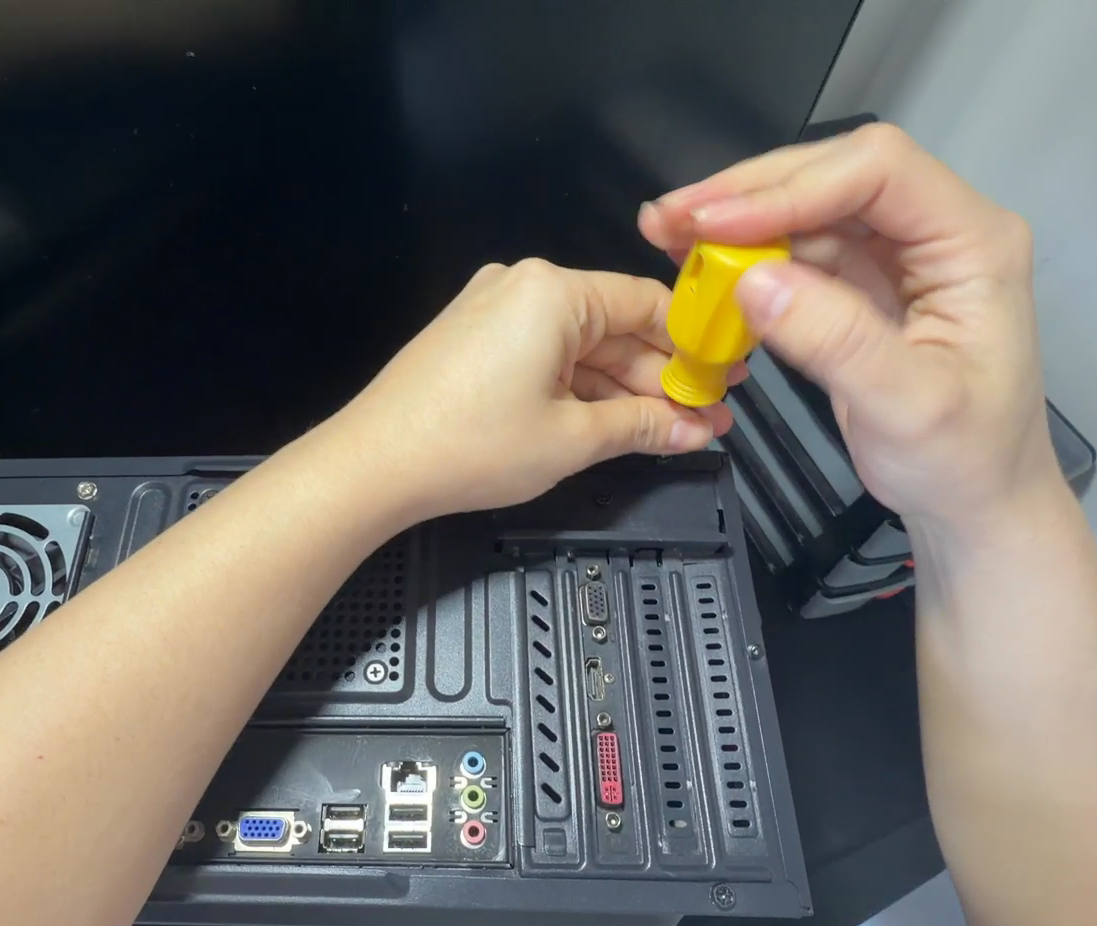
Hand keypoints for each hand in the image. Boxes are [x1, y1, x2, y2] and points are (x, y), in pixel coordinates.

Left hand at [317, 258, 742, 521]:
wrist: (373, 466)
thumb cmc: (469, 446)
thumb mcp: (571, 440)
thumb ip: (642, 429)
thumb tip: (694, 432)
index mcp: (552, 291)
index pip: (646, 304)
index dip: (691, 346)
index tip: (722, 378)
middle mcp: (520, 288)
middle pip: (613, 329)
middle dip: (658, 379)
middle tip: (702, 419)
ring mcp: (491, 313)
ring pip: (578, 349)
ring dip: (620, 391)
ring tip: (668, 430)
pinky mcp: (473, 342)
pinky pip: (543, 359)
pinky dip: (577, 391)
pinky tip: (611, 423)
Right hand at [639, 124, 1063, 535]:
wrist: (970, 498)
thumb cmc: (960, 458)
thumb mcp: (906, 406)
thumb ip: (834, 341)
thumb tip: (751, 281)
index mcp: (969, 243)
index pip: (877, 175)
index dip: (790, 189)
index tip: (713, 225)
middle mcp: (931, 234)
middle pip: (834, 177)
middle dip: (747, 193)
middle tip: (670, 215)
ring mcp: (890, 261)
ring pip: (805, 212)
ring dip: (735, 220)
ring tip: (668, 232)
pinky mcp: (855, 291)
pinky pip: (793, 257)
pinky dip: (742, 258)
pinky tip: (700, 265)